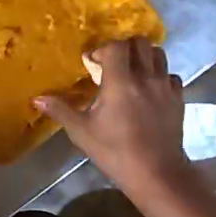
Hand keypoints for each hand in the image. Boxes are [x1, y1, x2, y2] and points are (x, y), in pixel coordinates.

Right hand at [35, 38, 190, 197]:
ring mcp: (165, 87)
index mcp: (121, 82)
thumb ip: (60, 110)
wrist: (155, 173)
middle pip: (140, 43)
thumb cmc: (114, 151)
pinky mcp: (178, 99)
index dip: (102, 50)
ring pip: (158, 54)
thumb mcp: (82, 132)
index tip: (92, 64)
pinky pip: (170, 75)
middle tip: (111, 64)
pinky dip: (159, 75)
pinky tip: (148, 91)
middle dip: (124, 47)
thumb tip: (37, 99)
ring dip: (143, 57)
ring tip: (130, 73)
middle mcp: (146, 77)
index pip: (115, 46)